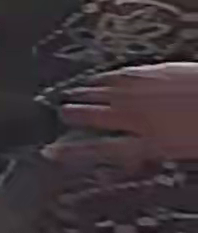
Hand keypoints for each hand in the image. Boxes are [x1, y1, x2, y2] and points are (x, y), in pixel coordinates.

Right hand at [43, 63, 197, 168]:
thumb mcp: (196, 149)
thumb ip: (169, 151)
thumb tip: (140, 159)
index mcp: (156, 143)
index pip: (101, 150)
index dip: (72, 152)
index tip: (49, 153)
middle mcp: (133, 117)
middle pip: (80, 115)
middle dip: (71, 116)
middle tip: (70, 117)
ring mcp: (133, 91)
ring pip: (85, 93)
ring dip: (81, 98)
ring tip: (81, 99)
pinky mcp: (139, 72)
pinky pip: (104, 78)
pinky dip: (98, 83)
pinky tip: (104, 84)